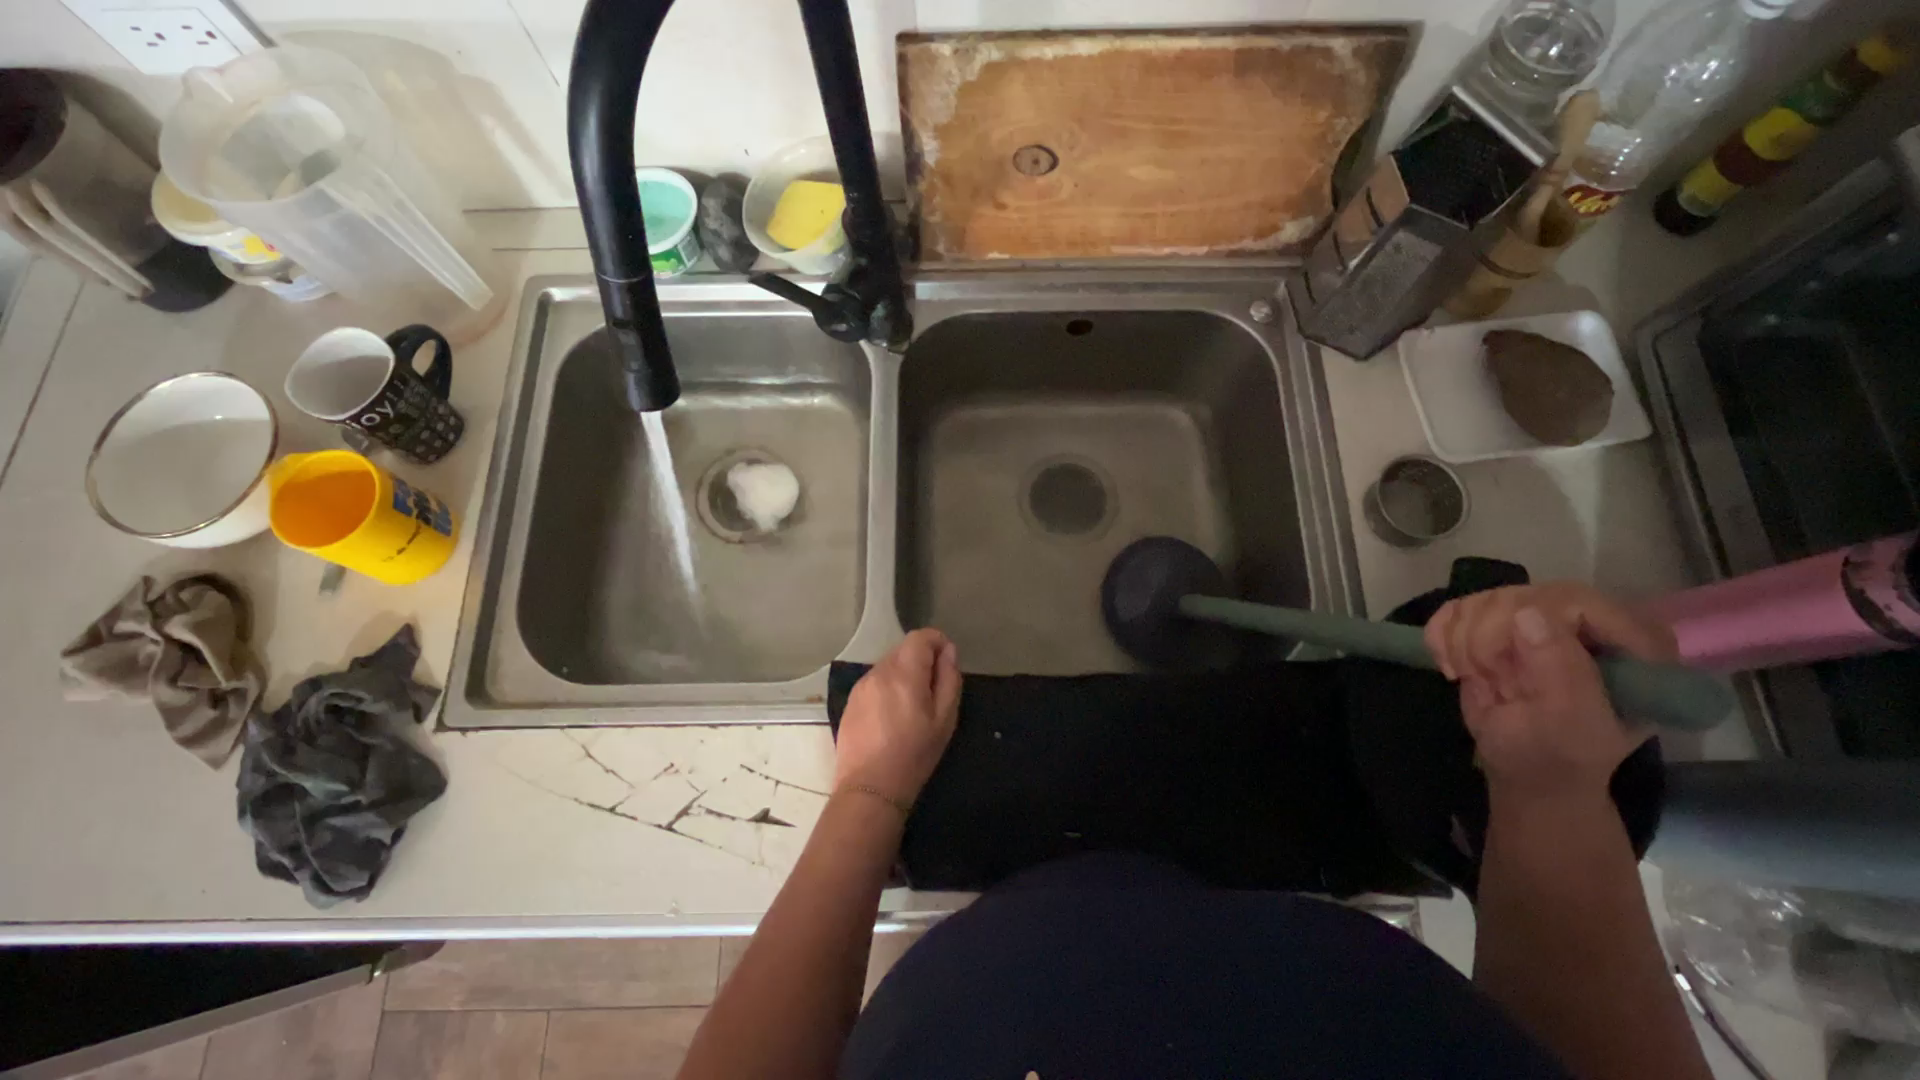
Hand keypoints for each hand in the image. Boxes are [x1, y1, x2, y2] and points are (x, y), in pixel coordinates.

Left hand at [835, 629, 961, 806]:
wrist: (870, 787)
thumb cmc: (914, 755)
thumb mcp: (944, 719)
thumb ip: (949, 679)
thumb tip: (948, 652)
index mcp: (903, 673)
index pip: (920, 637)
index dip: (937, 643)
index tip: (946, 665)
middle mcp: (878, 672)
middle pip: (903, 650)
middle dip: (921, 661)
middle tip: (932, 692)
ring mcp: (860, 686)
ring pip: (888, 666)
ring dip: (903, 675)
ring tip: (912, 708)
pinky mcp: (850, 701)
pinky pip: (875, 683)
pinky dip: (887, 689)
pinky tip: (891, 718)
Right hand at [1459, 606, 1649, 806]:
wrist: (1527, 770)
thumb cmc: (1560, 756)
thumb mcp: (1572, 723)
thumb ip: (1562, 670)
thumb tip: (1527, 615)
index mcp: (1628, 640)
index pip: (1577, 602)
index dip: (1536, 630)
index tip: (1517, 674)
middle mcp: (1585, 618)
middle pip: (1521, 597)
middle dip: (1491, 644)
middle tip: (1498, 686)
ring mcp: (1536, 616)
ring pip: (1482, 601)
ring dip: (1466, 648)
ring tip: (1482, 681)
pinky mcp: (1493, 620)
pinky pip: (1454, 609)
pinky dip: (1442, 639)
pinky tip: (1455, 669)